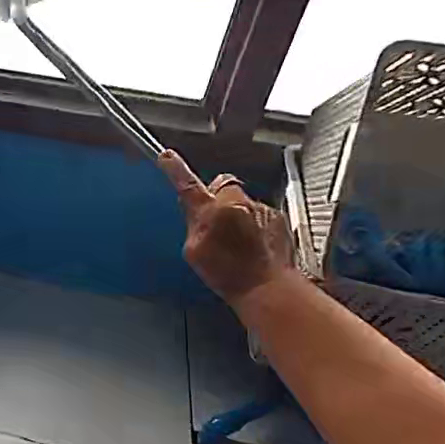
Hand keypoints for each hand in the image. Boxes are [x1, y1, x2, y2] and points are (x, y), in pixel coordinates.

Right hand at [160, 150, 294, 305]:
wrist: (266, 286)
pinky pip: (259, 213)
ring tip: (237, 244)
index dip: (175, 169)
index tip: (167, 157)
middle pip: (221, 187)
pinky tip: (253, 246)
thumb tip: (195, 214)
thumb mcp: (194, 252)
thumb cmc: (229, 275)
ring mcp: (260, 208)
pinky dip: (254, 225)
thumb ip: (193, 226)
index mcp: (211, 211)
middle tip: (213, 224)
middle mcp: (237, 203)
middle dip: (216, 199)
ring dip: (237, 215)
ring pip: (241, 201)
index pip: (187, 184)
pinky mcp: (277, 217)